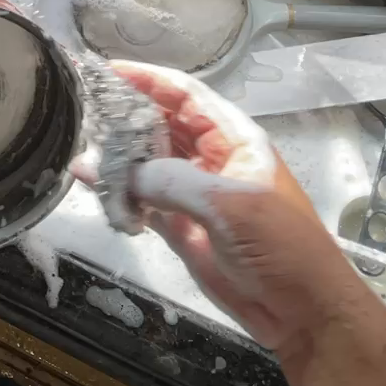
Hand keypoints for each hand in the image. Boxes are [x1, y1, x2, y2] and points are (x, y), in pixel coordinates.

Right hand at [105, 60, 383, 363]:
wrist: (304, 315)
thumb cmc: (282, 249)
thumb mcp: (230, 206)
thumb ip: (170, 180)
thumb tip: (112, 170)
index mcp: (232, 139)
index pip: (184, 94)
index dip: (147, 78)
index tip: (106, 70)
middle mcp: (208, 157)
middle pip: (159, 122)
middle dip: (123, 113)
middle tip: (83, 107)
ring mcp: (191, 191)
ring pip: (144, 159)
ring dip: (115, 153)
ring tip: (81, 144)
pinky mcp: (178, 223)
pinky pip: (139, 196)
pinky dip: (116, 189)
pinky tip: (91, 182)